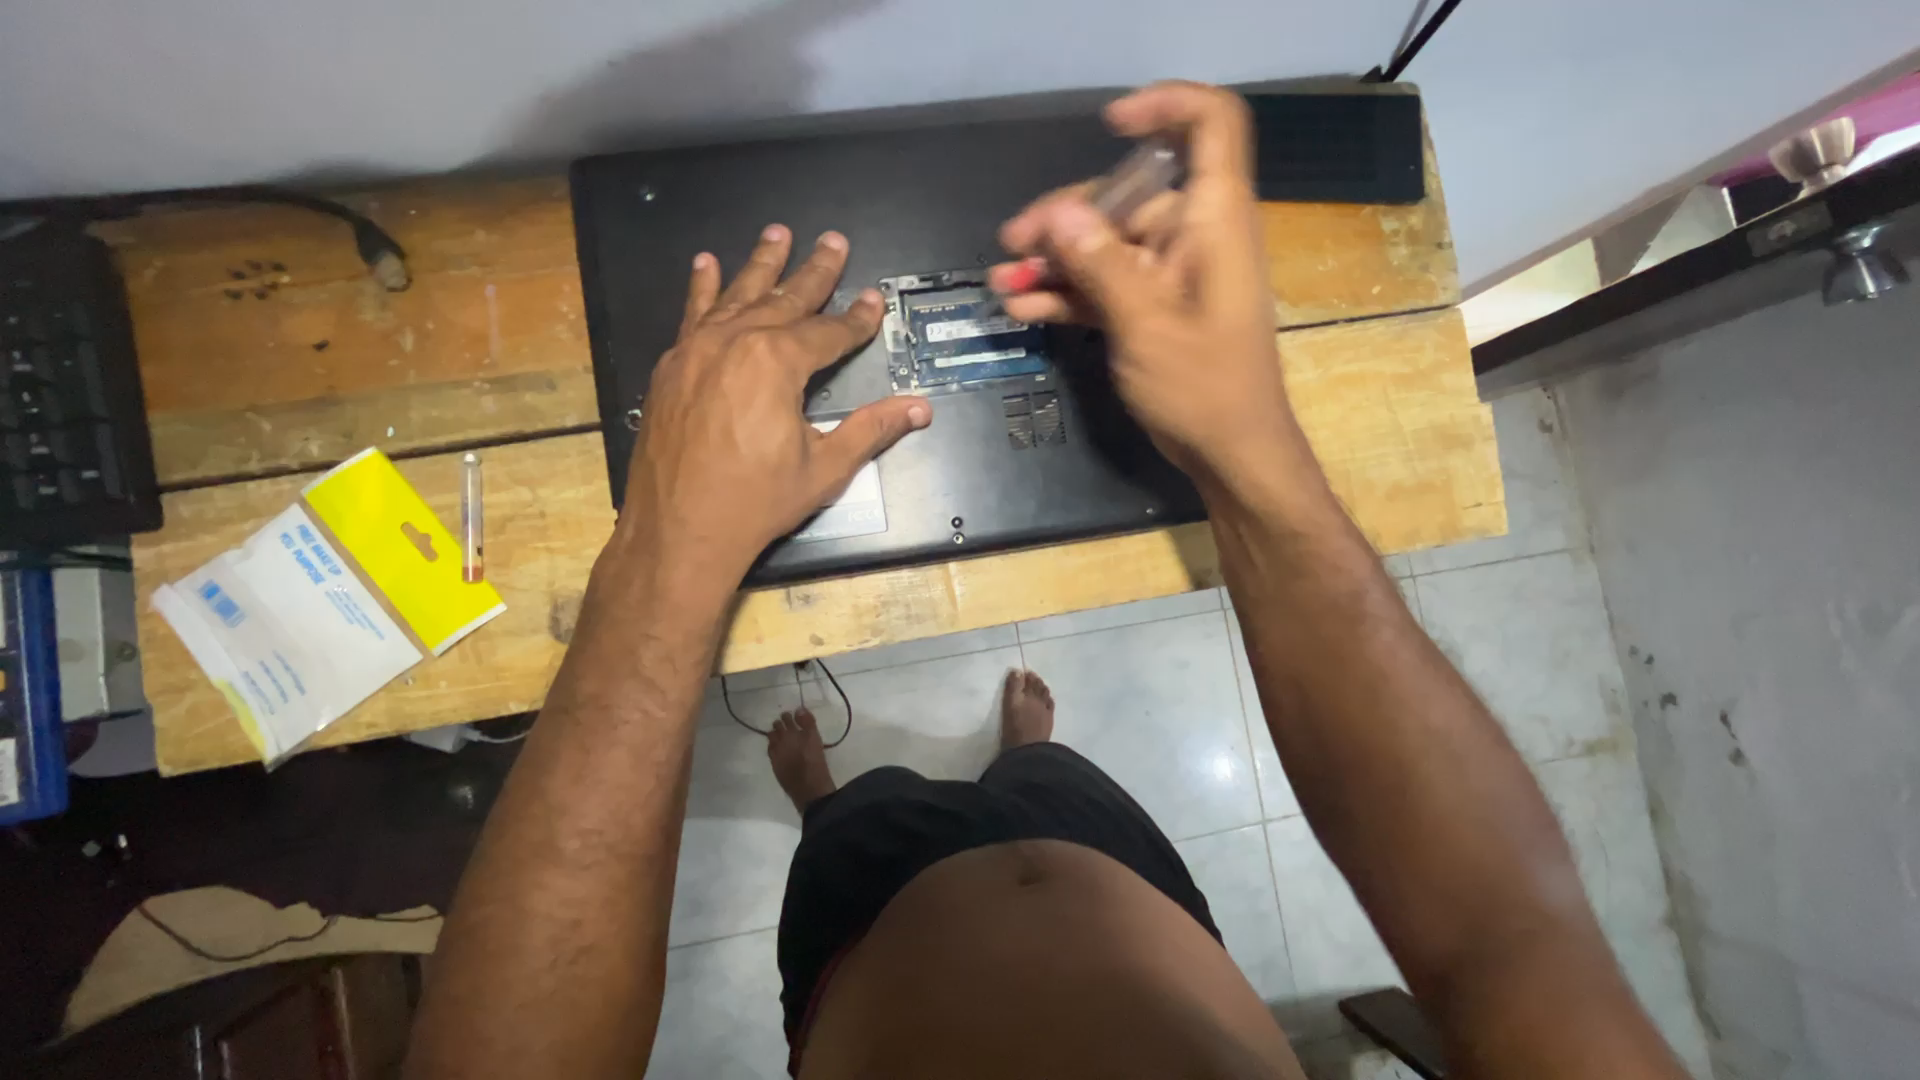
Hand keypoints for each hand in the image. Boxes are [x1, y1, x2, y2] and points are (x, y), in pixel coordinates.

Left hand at [616, 225, 930, 585]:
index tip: (874, 299)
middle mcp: (734, 343)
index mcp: (776, 362)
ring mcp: (696, 351)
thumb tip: (919, 408)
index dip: (857, 318)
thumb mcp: (825, 468)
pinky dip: (702, 288)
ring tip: (777, 234)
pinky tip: (706, 265)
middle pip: (785, 299)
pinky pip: (691, 315)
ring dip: (761, 264)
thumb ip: (871, 429)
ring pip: (737, 296)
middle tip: (833, 241)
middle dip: (814, 271)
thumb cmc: (755, 502)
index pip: (829, 332)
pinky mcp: (671, 368)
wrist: (679, 531)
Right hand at [991, 82, 1304, 490]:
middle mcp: (1191, 237)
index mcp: (1212, 221)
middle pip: (1125, 198)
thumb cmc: (1203, 387)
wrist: (1229, 453)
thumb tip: (1058, 214)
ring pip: (1104, 247)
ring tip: (1002, 283)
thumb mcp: (1145, 324)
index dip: (1164, 107)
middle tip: (1012, 248)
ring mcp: (1169, 276)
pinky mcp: (1151, 310)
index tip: (1108, 124)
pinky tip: (1022, 308)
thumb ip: (1101, 265)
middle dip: (1065, 219)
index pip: (1209, 127)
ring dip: (1054, 264)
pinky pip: (1104, 287)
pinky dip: (1067, 295)